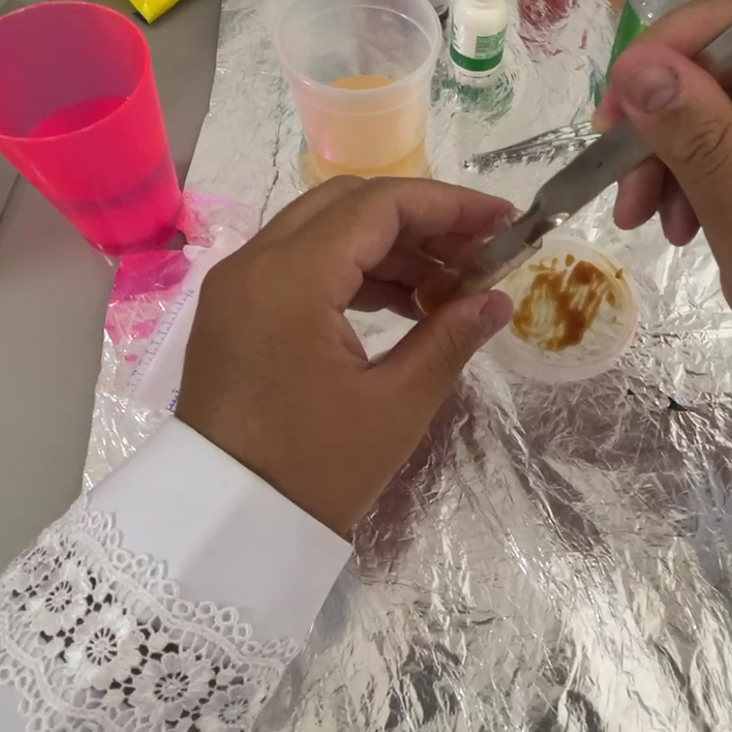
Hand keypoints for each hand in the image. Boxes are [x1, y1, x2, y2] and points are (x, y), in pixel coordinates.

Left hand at [176, 177, 514, 534]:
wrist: (229, 527)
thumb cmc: (313, 470)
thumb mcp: (395, 405)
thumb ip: (450, 338)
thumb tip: (497, 300)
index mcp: (291, 278)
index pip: (380, 205)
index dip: (449, 204)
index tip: (502, 220)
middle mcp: (255, 263)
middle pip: (348, 206)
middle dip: (421, 219)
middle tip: (478, 249)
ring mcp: (239, 286)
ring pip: (324, 233)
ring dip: (389, 247)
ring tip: (450, 284)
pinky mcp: (236, 312)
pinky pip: (302, 267)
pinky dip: (354, 273)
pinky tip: (403, 303)